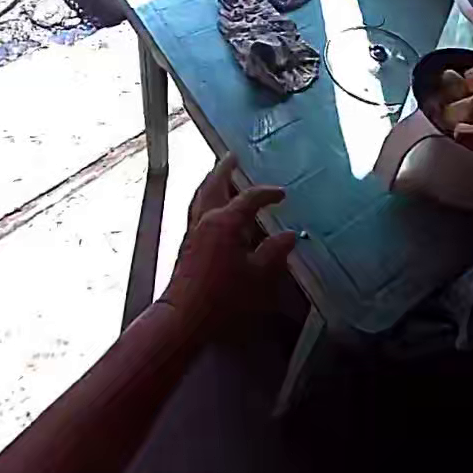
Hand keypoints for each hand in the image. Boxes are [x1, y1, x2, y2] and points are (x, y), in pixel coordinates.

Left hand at [160, 155, 296, 333]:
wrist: (184, 316)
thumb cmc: (222, 296)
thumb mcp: (256, 275)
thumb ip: (273, 252)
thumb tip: (289, 236)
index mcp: (225, 221)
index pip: (249, 198)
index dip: (267, 194)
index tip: (281, 195)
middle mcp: (207, 218)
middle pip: (214, 184)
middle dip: (225, 169)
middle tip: (233, 156)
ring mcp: (194, 229)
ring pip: (201, 194)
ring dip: (212, 180)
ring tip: (219, 172)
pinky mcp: (187, 242)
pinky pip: (196, 207)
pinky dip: (205, 197)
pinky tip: (210, 204)